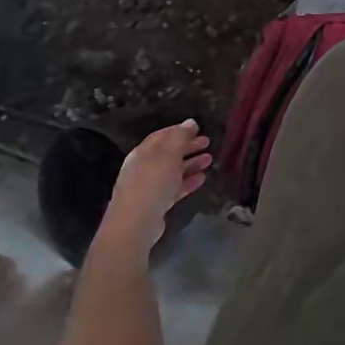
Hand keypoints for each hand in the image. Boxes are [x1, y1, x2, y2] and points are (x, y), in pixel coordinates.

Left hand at [96, 120, 211, 254]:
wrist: (135, 222)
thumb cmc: (152, 182)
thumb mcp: (168, 154)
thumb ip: (180, 137)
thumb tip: (191, 122)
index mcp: (143, 152)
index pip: (162, 136)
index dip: (180, 130)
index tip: (198, 128)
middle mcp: (144, 167)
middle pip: (169, 153)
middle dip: (188, 146)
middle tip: (207, 142)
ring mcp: (150, 185)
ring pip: (173, 170)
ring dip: (191, 163)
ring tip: (209, 160)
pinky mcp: (156, 202)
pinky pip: (175, 187)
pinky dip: (188, 181)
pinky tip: (202, 178)